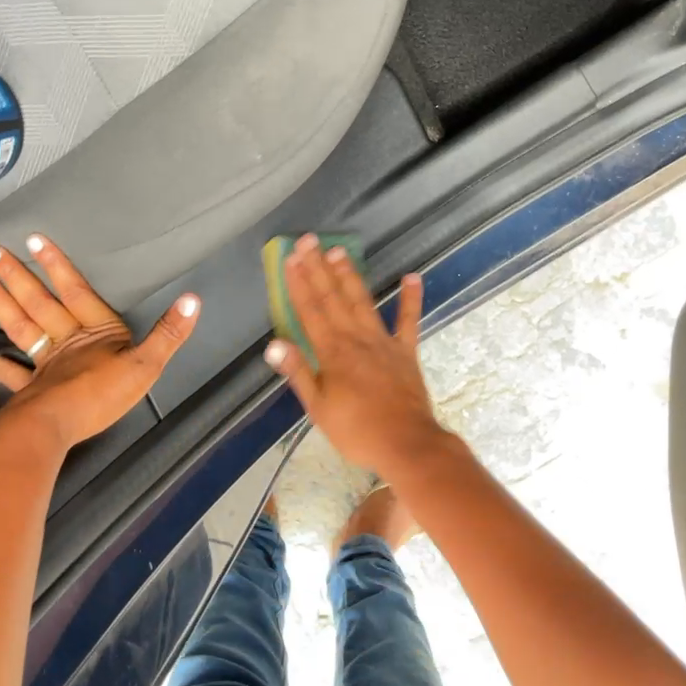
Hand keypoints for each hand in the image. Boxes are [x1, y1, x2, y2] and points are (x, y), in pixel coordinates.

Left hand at [0, 233, 199, 451]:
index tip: (34, 240)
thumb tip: (193, 299)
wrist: (57, 428)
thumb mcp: (146, 364)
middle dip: (18, 276)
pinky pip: (10, 374)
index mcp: (95, 332)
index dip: (57, 266)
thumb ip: (169, 333)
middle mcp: (65, 341)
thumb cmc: (102, 395)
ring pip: (20, 326)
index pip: (75, 291)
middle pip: (39, 303)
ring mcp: (43, 366)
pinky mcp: (29, 391)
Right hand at [264, 234, 448, 472]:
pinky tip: (412, 276)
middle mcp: (356, 339)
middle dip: (318, 268)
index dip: (298, 284)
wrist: (407, 444)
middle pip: (333, 298)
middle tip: (309, 240)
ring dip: (350, 275)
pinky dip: (410, 298)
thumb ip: (298, 372)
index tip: (290, 259)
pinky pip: (408, 320)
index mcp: (332, 353)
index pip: (310, 311)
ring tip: (339, 250)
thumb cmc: (357, 431)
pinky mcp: (405, 351)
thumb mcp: (319, 408)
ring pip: (363, 301)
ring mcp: (383, 342)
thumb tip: (274, 344)